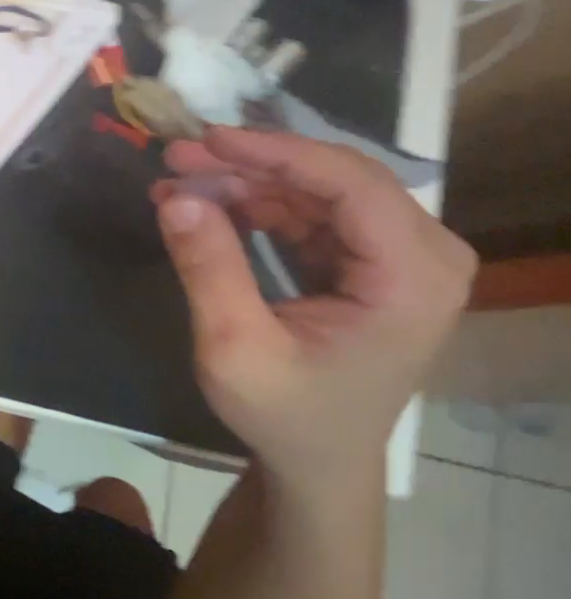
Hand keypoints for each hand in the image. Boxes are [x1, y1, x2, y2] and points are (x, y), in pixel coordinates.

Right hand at [152, 126, 475, 483]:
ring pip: (320, 193)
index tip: (205, 140)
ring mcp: (399, 259)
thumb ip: (210, 269)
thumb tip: (176, 198)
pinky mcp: (368, 266)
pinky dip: (257, 208)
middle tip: (176, 157)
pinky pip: (313, 217)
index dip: (276, 153)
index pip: (351, 184)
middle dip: (252, 164)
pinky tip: (207, 207)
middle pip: (338, 180)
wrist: (317, 457)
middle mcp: (423, 255)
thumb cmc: (283, 412)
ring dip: (247, 184)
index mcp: (411, 276)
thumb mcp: (234, 346)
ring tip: (177, 182)